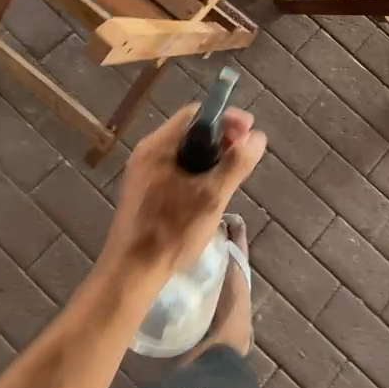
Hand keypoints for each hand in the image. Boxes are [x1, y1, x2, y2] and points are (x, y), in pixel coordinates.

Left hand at [100, 104, 265, 281]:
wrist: (131, 273)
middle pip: (192, 133)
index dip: (227, 119)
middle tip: (243, 159)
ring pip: (185, 154)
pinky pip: (175, 171)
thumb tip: (257, 136)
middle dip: (222, 141)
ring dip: (211, 160)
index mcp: (158, 146)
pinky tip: (208, 195)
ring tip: (229, 178)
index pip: (197, 114)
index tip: (249, 134)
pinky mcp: (144, 192)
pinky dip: (196, 174)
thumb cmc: (171, 232)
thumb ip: (236, 163)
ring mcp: (143, 173)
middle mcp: (147, 153)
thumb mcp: (211, 197)